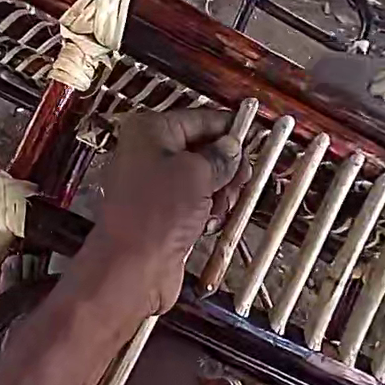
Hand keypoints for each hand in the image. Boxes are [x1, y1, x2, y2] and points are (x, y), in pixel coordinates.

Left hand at [80, 109, 246, 316]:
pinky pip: (193, 203)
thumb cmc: (154, 215)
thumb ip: (220, 156)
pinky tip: (208, 222)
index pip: (200, 118)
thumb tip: (232, 148)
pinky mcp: (158, 212)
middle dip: (225, 168)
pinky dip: (206, 211)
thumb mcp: (197, 174)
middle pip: (202, 150)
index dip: (228, 130)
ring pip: (201, 179)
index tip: (251, 138)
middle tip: (238, 182)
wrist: (132, 265)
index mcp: (148, 131)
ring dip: (218, 193)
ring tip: (220, 207)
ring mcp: (151, 184)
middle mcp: (145, 153)